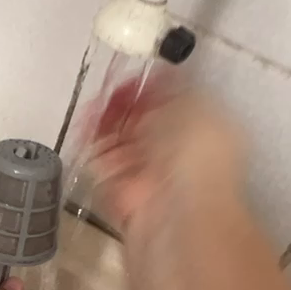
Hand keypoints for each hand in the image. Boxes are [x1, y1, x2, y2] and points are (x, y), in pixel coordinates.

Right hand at [89, 72, 246, 240]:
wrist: (177, 218)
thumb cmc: (195, 157)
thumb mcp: (195, 106)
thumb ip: (174, 87)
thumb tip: (163, 71)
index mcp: (205, 132)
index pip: (175, 105)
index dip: (153, 90)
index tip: (132, 79)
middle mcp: (179, 156)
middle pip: (145, 124)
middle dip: (125, 107)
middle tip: (108, 94)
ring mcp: (149, 178)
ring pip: (122, 145)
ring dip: (105, 124)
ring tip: (91, 109)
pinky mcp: (123, 197)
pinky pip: (105, 169)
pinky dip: (93, 149)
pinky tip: (85, 130)